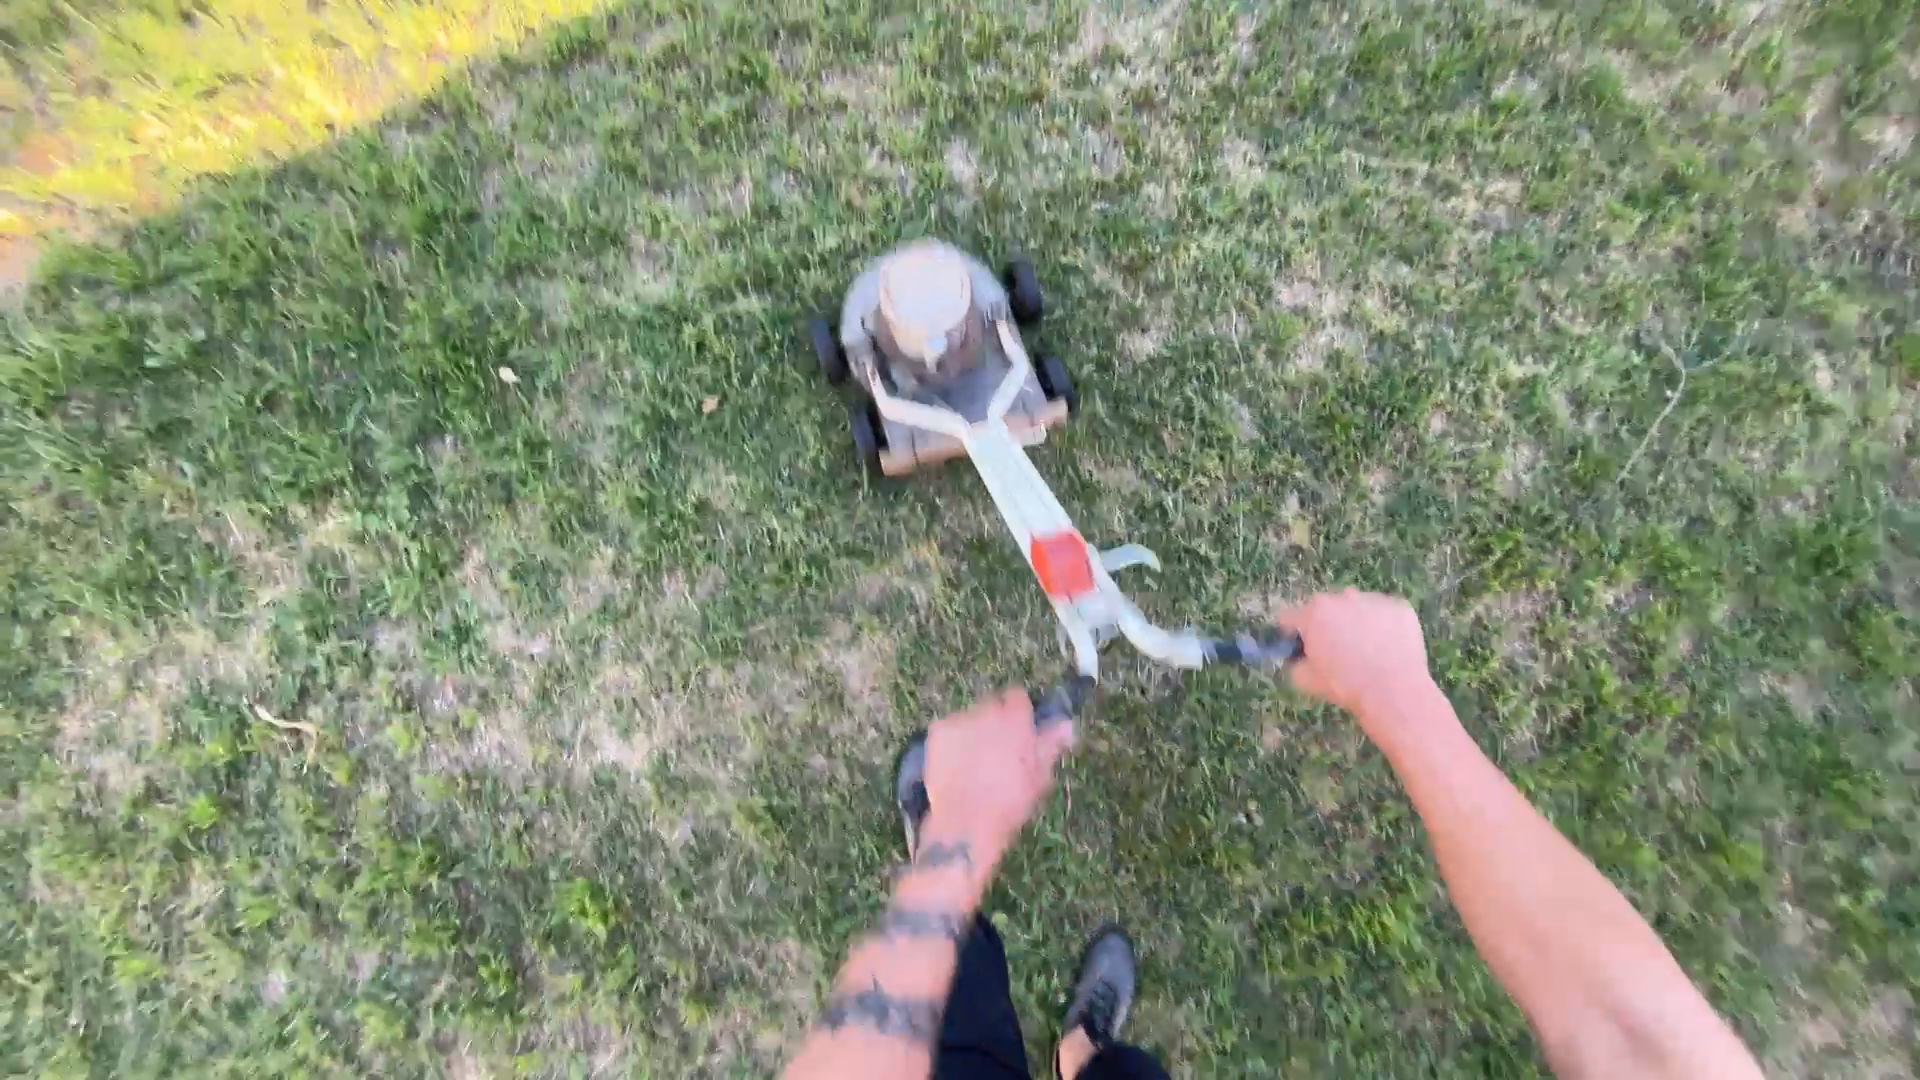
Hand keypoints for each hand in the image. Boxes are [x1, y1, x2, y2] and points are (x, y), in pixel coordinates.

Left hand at [923, 689, 1074, 857]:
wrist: (967, 823)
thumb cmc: (1010, 802)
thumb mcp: (1039, 776)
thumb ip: (1051, 744)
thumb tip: (1066, 724)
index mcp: (1016, 717)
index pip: (1017, 696)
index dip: (1018, 712)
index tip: (1019, 729)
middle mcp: (987, 710)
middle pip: (992, 704)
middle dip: (995, 720)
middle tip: (998, 749)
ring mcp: (959, 719)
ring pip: (969, 717)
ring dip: (974, 730)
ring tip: (975, 761)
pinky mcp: (937, 731)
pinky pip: (948, 729)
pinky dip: (952, 741)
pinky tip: (956, 765)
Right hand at [1278, 590, 1441, 731]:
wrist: (1395, 692)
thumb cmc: (1346, 685)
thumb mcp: (1304, 680)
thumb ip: (1294, 662)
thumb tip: (1299, 657)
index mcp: (1313, 613)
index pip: (1289, 617)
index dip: (1293, 633)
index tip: (1301, 646)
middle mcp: (1341, 597)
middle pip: (1324, 607)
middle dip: (1325, 623)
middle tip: (1335, 648)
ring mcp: (1373, 599)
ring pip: (1355, 606)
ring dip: (1353, 619)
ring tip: (1365, 647)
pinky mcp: (1400, 607)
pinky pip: (1382, 611)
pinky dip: (1381, 623)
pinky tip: (1386, 645)